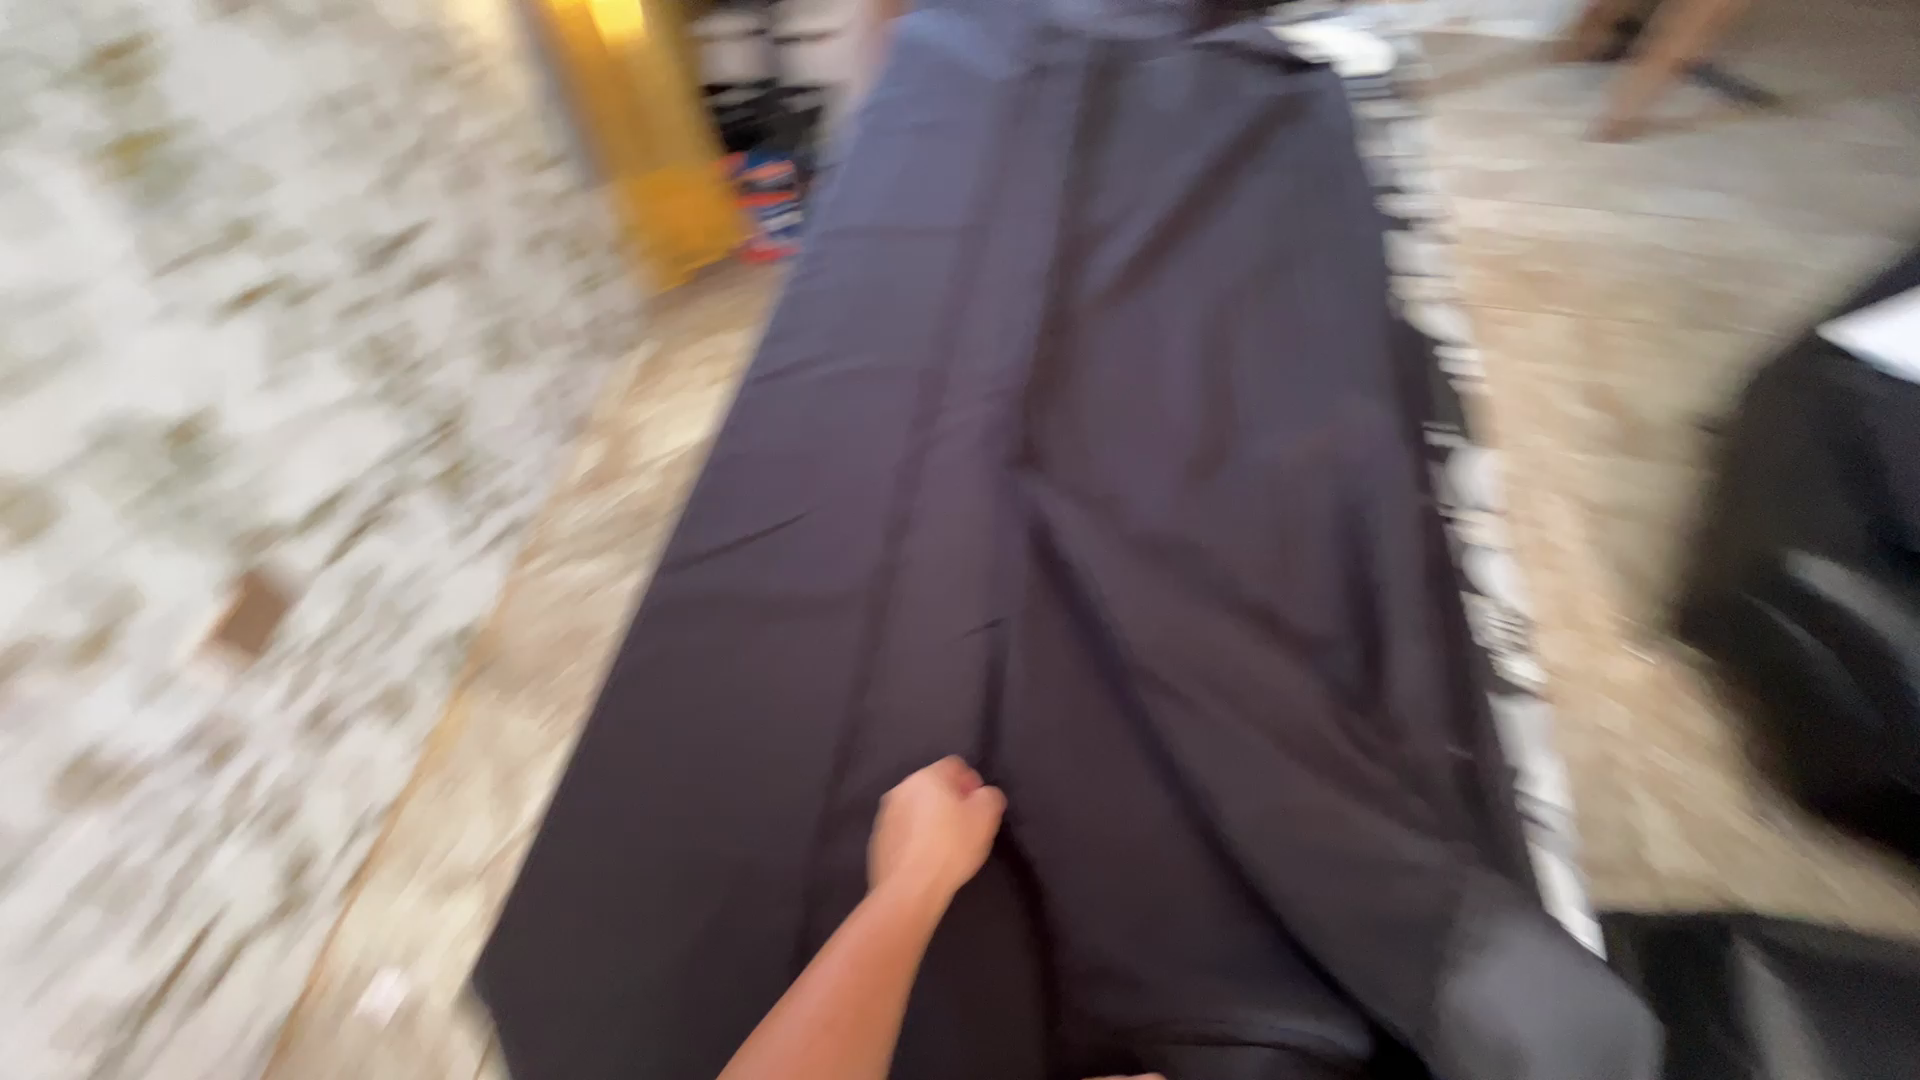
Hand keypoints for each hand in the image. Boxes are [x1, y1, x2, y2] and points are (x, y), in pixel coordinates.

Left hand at [868, 757, 1005, 904]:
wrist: (909, 889)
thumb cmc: (950, 847)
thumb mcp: (985, 818)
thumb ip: (990, 796)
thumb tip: (983, 795)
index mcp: (927, 776)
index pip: (955, 765)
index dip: (972, 783)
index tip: (980, 806)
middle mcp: (902, 788)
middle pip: (934, 785)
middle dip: (951, 800)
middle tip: (966, 825)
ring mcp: (886, 813)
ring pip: (917, 807)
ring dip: (931, 818)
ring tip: (946, 844)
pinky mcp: (878, 839)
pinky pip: (904, 829)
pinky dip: (916, 836)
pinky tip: (927, 857)